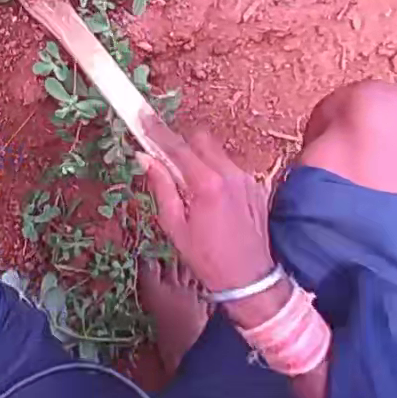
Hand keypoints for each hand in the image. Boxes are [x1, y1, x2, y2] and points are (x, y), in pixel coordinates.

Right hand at [137, 127, 276, 294]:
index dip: (155, 130)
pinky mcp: (255, 186)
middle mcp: (230, 175)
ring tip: (189, 188)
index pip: (176, 147)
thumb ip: (160, 186)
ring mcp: (246, 179)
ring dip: (198, 160)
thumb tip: (144, 158)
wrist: (249, 280)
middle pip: (199, 140)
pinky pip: (229, 167)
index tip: (141, 117)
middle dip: (181, 145)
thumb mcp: (174, 225)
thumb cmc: (207, 258)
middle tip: (166, 162)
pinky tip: (210, 199)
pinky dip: (215, 173)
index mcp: (206, 184)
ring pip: (215, 152)